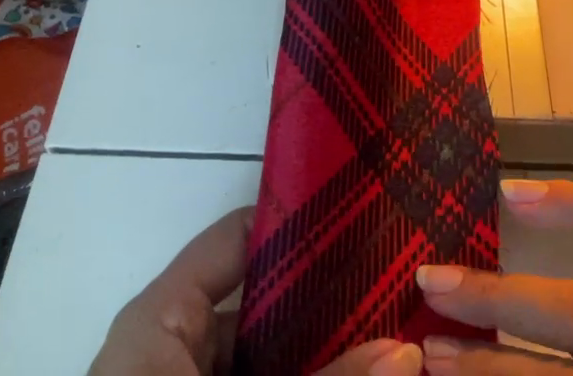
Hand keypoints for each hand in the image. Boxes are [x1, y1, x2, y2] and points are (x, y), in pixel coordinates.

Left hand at [90, 206, 425, 375]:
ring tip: (394, 334)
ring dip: (329, 348)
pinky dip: (311, 375)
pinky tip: (361, 373)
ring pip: (274, 352)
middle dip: (331, 297)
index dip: (301, 220)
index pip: (239, 238)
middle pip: (266, 300)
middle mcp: (179, 343)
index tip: (367, 213)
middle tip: (397, 285)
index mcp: (165, 316)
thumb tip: (407, 352)